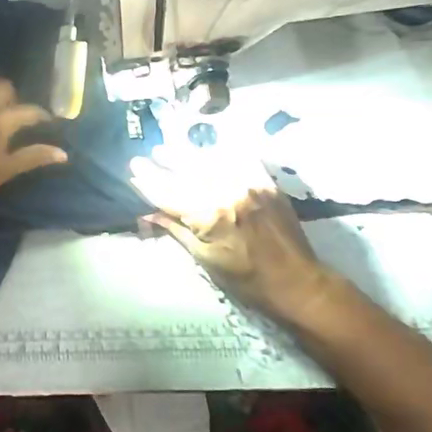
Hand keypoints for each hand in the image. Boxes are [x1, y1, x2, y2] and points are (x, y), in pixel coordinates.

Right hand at [130, 155, 348, 326]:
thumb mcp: (204, 259)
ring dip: (187, 156)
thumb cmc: (246, 279)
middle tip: (148, 155)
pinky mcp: (267, 183)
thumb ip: (177, 231)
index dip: (149, 183)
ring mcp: (249, 185)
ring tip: (169, 149)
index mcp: (209, 216)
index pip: (169, 195)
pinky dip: (221, 155)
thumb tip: (148, 215)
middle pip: (187, 174)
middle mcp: (227, 194)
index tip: (134, 170)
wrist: (297, 282)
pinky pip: (240, 160)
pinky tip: (209, 150)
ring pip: (211, 162)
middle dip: (164, 164)